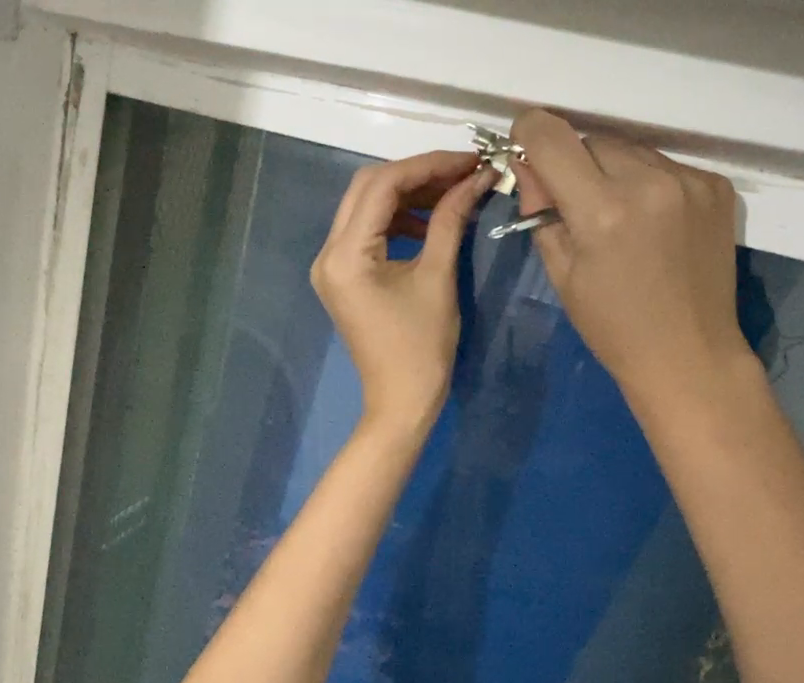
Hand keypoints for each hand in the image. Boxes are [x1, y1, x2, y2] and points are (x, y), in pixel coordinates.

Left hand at [311, 151, 497, 433]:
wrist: (400, 399)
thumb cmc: (420, 347)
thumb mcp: (437, 276)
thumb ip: (450, 219)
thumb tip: (475, 177)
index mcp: (345, 256)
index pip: (382, 185)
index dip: (428, 165)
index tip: (470, 161)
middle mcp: (327, 255)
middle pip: (368, 189)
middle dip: (417, 174)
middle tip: (463, 174)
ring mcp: (330, 267)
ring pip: (366, 207)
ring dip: (408, 195)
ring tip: (454, 194)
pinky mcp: (342, 277)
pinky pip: (366, 232)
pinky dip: (397, 219)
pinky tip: (432, 220)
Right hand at [507, 108, 754, 403]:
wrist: (686, 351)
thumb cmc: (611, 326)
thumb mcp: (561, 275)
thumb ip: (542, 215)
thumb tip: (527, 169)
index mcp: (601, 211)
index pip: (554, 139)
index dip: (530, 132)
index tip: (522, 141)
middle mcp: (648, 182)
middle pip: (593, 140)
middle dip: (573, 162)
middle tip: (569, 202)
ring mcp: (687, 180)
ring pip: (630, 150)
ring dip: (610, 171)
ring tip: (613, 218)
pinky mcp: (713, 185)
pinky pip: (664, 166)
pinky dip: (645, 184)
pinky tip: (648, 225)